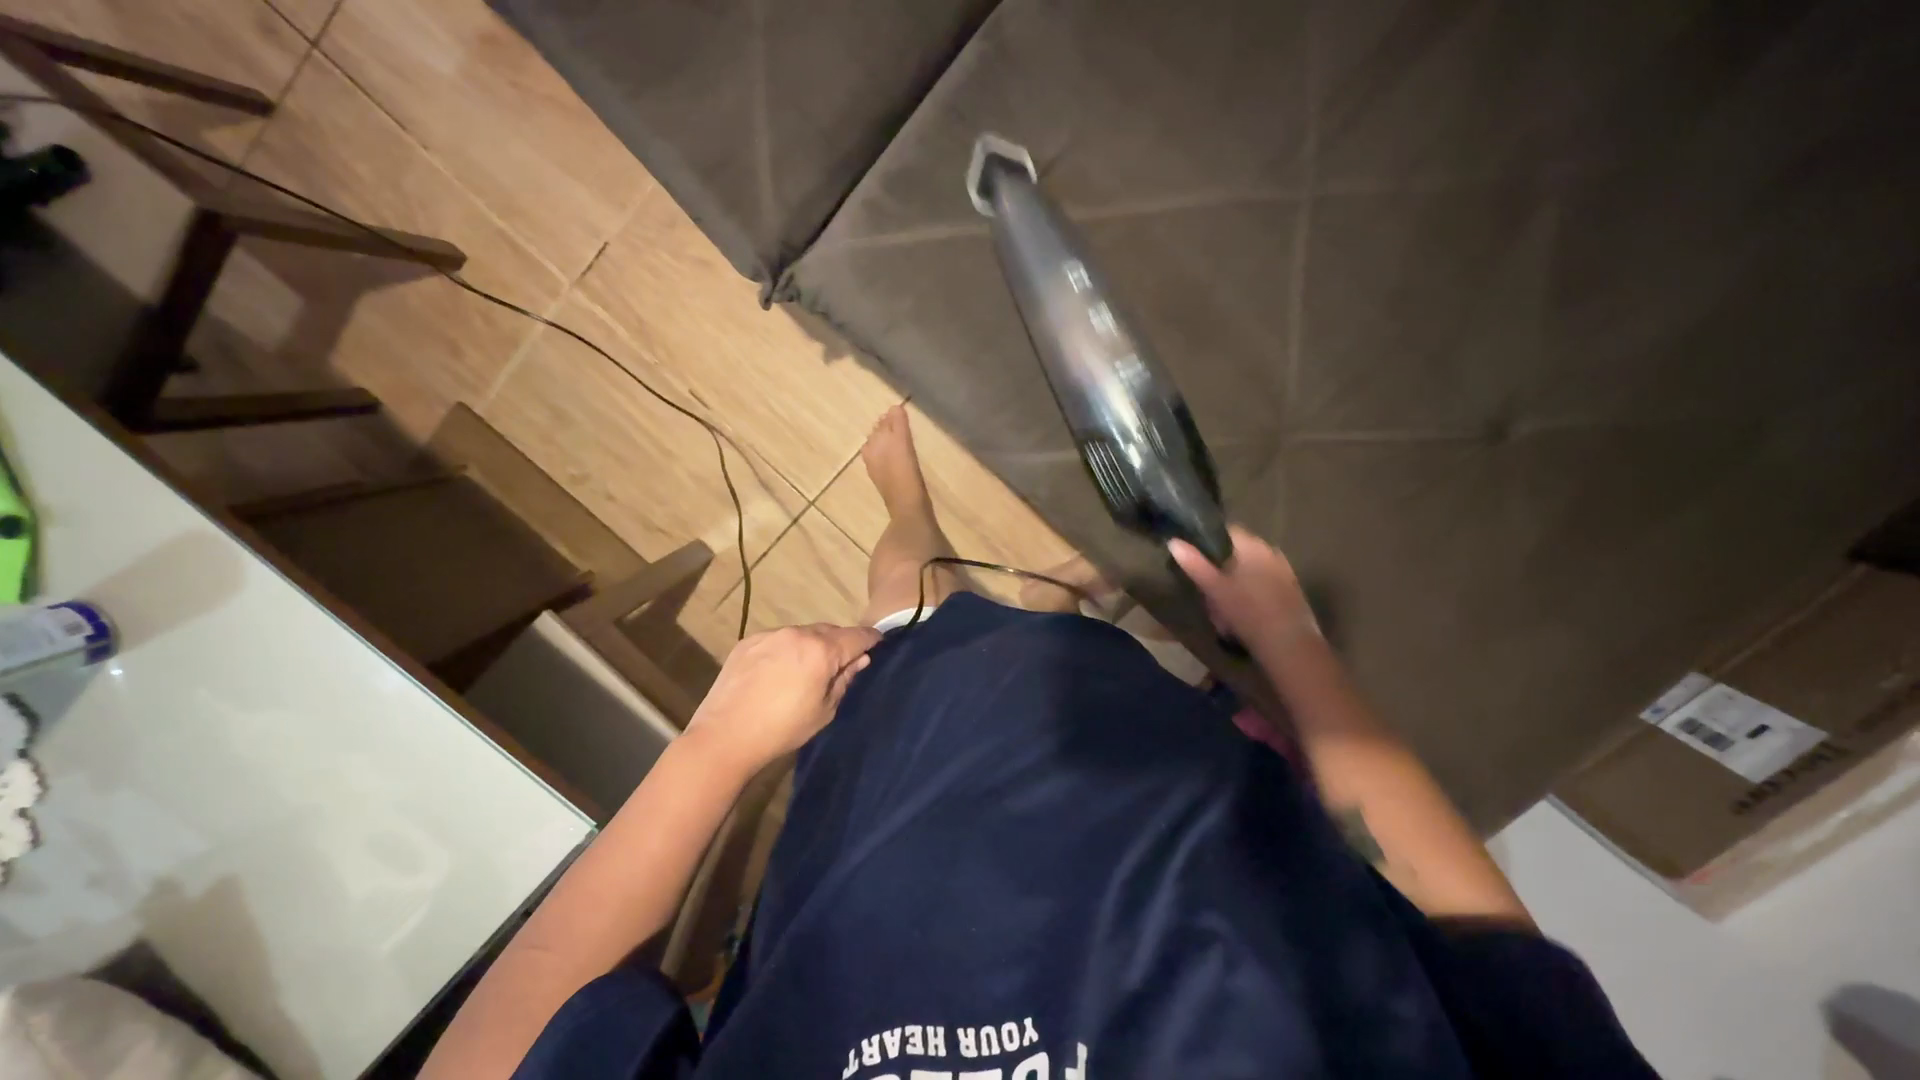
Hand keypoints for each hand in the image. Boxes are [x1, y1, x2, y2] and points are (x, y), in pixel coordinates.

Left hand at [682, 623, 881, 774]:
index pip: (857, 636)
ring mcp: (769, 635)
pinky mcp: (748, 642)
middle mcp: (797, 633)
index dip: (871, 640)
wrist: (726, 735)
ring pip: (802, 633)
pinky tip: (778, 673)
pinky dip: (786, 650)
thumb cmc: (782, 729)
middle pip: (829, 631)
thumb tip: (860, 660)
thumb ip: (844, 680)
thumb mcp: (824, 710)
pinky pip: (777, 640)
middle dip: (840, 644)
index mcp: (822, 650)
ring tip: (806, 670)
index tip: (878, 644)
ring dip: (811, 646)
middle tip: (841, 664)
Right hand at [1169, 525, 1317, 658]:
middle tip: (1207, 591)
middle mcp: (1271, 551)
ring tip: (1223, 610)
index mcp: (1253, 545)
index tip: (1195, 559)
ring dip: (1235, 584)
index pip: (1227, 531)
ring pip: (1250, 571)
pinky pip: (1264, 585)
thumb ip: (1194, 563)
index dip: (1208, 541)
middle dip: (1221, 569)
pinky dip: (1250, 594)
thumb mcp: (1214, 588)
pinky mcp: (1292, 591)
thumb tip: (1173, 541)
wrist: (1288, 644)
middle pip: (1238, 553)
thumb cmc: (1247, 611)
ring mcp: (1284, 571)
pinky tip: (1243, 615)